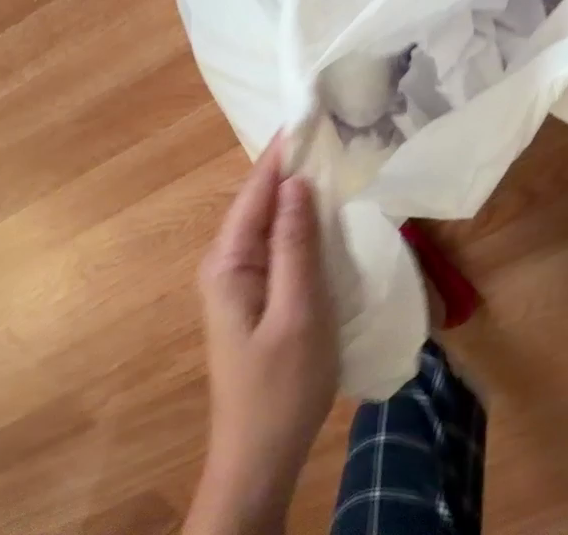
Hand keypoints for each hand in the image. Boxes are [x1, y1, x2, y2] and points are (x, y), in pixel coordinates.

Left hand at [188, 136, 338, 534]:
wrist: (260, 455)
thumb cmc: (281, 386)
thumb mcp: (298, 312)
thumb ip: (296, 246)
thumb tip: (298, 183)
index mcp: (229, 262)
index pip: (257, 189)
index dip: (284, 150)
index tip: (313, 111)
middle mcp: (228, 263)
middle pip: (262, 200)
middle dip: (294, 165)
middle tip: (337, 129)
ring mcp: (241, 281)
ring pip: (273, 222)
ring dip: (302, 192)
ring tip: (340, 158)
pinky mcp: (258, 296)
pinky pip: (281, 245)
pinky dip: (304, 223)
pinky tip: (330, 215)